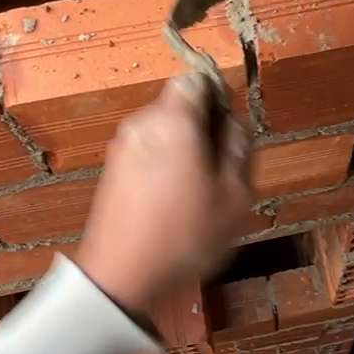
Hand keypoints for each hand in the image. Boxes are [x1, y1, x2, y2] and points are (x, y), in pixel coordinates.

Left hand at [74, 76, 252, 313]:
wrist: (121, 274)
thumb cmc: (185, 234)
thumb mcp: (235, 195)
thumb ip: (239, 148)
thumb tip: (234, 123)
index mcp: (174, 121)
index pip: (197, 79)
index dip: (219, 97)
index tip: (230, 130)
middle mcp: (143, 124)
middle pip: (181, 106)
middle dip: (204, 129)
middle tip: (222, 170)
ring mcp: (124, 147)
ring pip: (166, 131)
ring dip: (186, 150)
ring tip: (200, 193)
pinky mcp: (114, 169)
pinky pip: (150, 153)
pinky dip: (166, 166)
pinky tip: (175, 203)